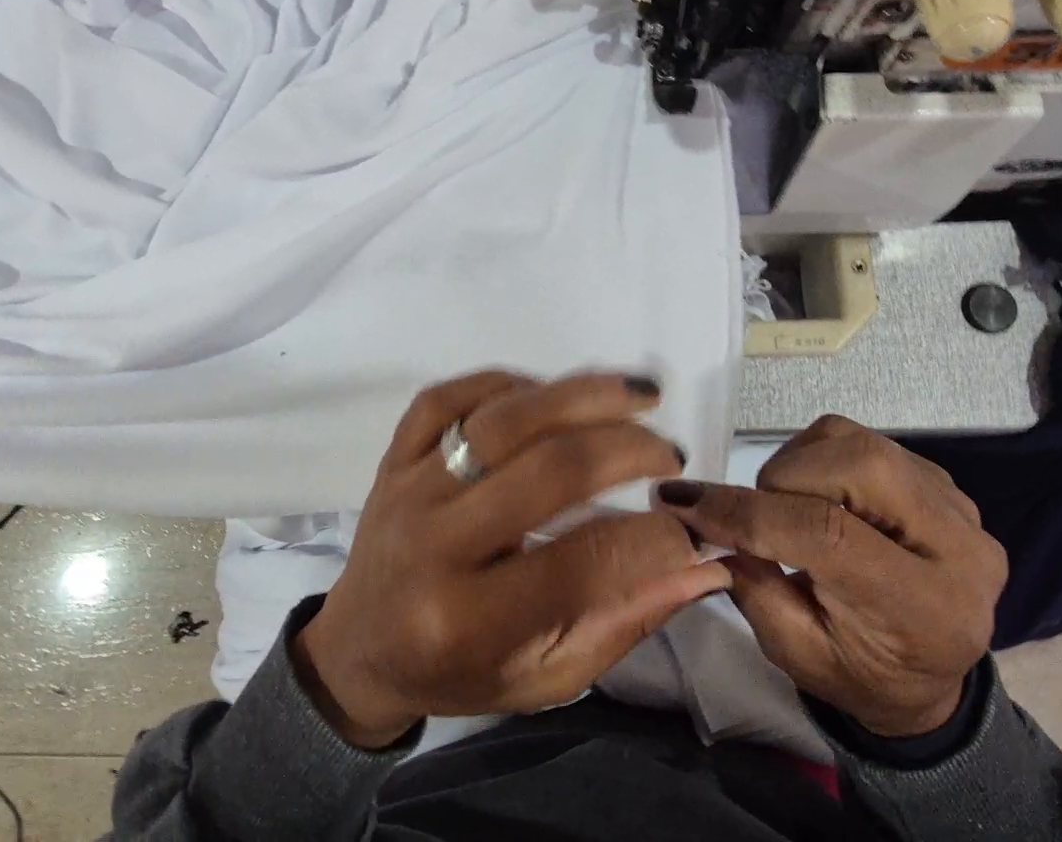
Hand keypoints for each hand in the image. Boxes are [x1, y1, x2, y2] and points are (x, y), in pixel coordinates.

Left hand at [292, 371, 731, 748]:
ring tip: (639, 396)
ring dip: (580, 396)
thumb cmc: (456, 672)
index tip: (692, 526)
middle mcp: (434, 545)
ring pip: (501, 420)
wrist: (360, 649)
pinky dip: (505, 384)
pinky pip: (446, 398)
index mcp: (470, 618)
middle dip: (627, 450)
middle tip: (669, 453)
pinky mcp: (391, 458)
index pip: (584, 561)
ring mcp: (406, 490)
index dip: (657, 539)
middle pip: (547, 470)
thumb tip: (701, 563)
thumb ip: (622, 621)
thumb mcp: (544, 676)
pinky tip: (549, 393)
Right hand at [655, 416, 1007, 736]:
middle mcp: (957, 546)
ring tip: (787, 508)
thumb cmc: (857, 673)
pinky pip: (865, 440)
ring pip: (857, 442)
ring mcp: (957, 506)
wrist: (927, 675)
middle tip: (755, 517)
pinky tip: (817, 498)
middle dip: (782, 481)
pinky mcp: (942, 483)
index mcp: (924, 607)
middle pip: (858, 465)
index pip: (828, 534)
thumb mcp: (793, 652)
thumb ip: (752, 584)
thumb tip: (702, 516)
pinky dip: (820, 458)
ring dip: (799, 465)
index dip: (747, 512)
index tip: (682, 503)